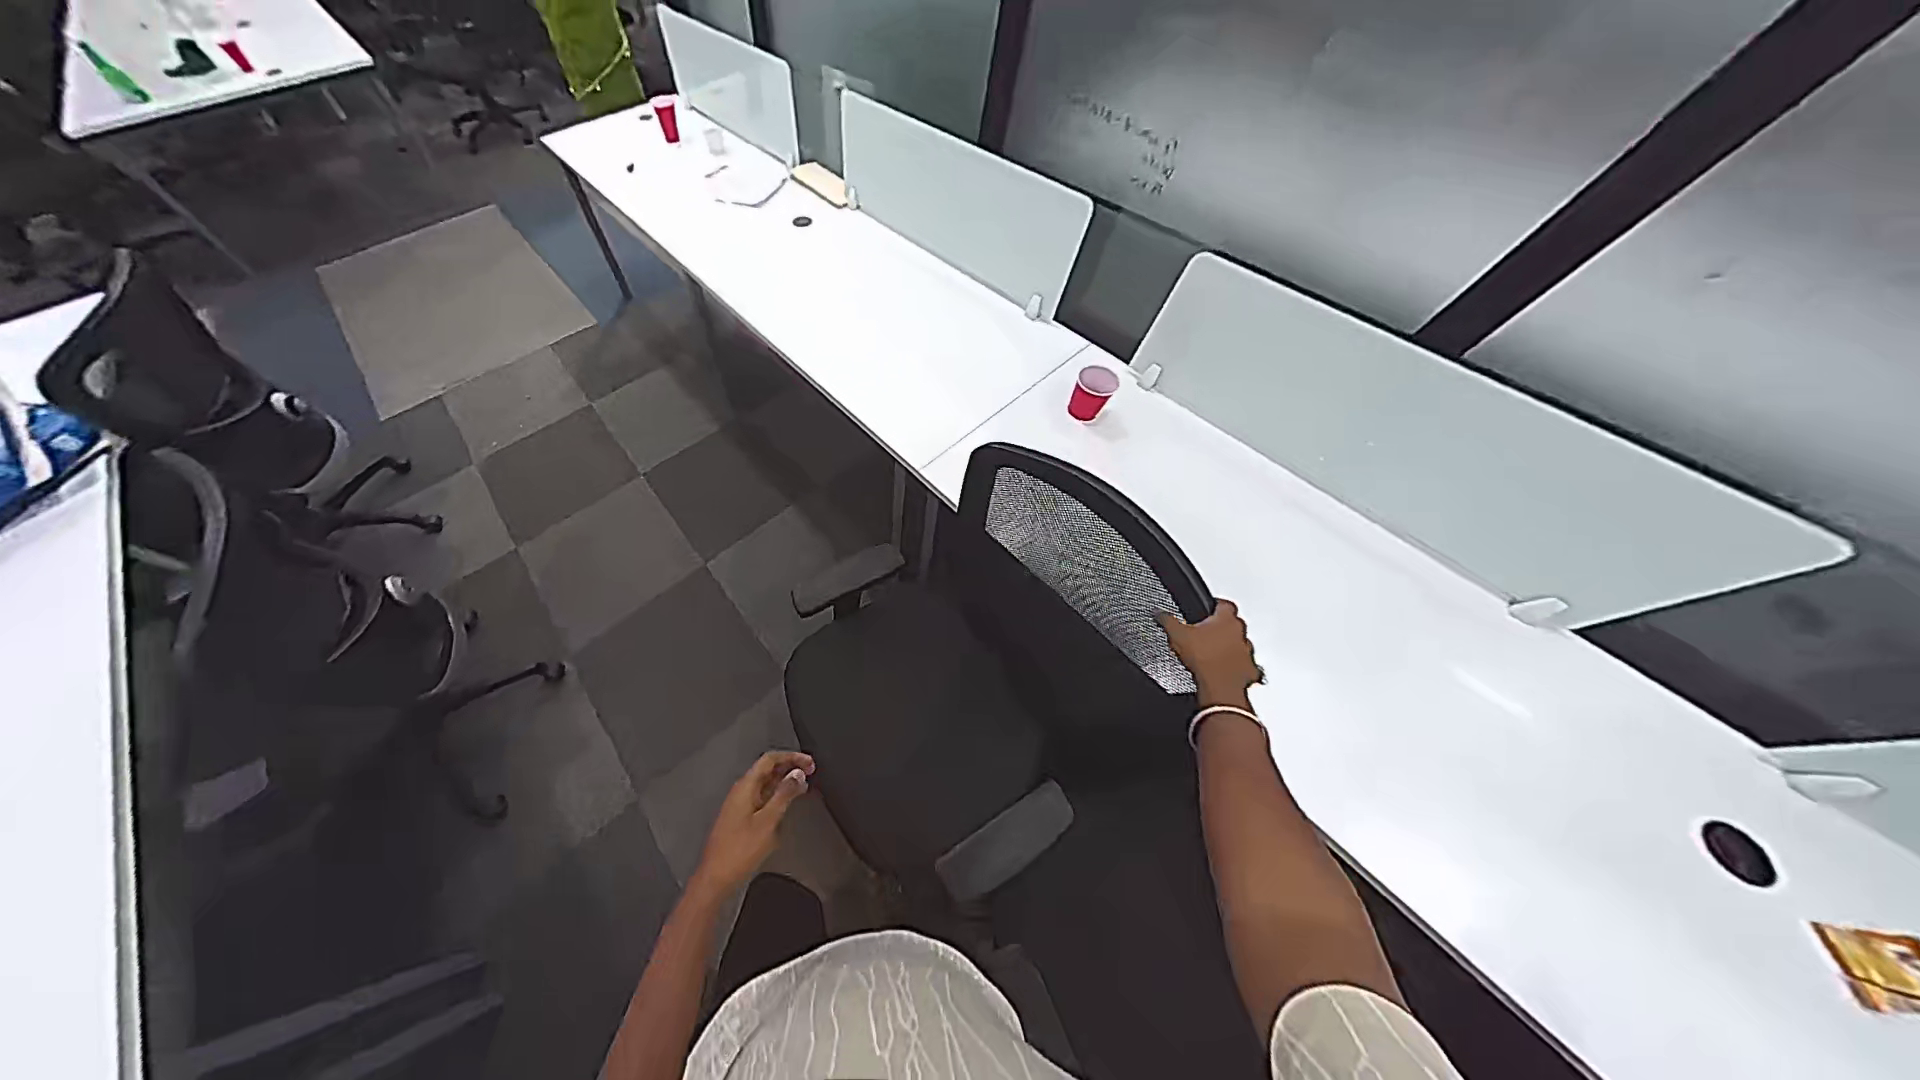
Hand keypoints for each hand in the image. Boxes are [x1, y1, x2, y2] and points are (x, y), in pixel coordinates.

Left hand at [690, 751, 815, 896]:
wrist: (716, 878)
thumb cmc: (740, 850)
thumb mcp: (768, 820)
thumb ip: (784, 794)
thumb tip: (797, 774)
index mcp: (745, 786)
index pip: (770, 759)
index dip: (791, 757)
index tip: (809, 763)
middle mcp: (741, 791)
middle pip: (767, 769)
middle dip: (789, 766)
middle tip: (810, 771)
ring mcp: (739, 804)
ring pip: (765, 783)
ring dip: (784, 781)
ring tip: (803, 785)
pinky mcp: (740, 817)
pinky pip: (762, 796)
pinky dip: (777, 794)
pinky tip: (787, 802)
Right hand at [1159, 600, 1261, 704]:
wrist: (1219, 686)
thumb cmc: (1204, 658)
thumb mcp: (1176, 634)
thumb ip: (1167, 620)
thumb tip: (1159, 613)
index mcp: (1226, 619)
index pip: (1225, 604)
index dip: (1216, 604)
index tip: (1210, 607)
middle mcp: (1240, 632)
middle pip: (1234, 623)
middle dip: (1222, 626)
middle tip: (1207, 632)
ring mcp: (1247, 651)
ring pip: (1240, 643)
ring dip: (1230, 646)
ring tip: (1214, 652)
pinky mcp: (1250, 669)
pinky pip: (1245, 665)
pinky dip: (1236, 666)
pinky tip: (1224, 670)